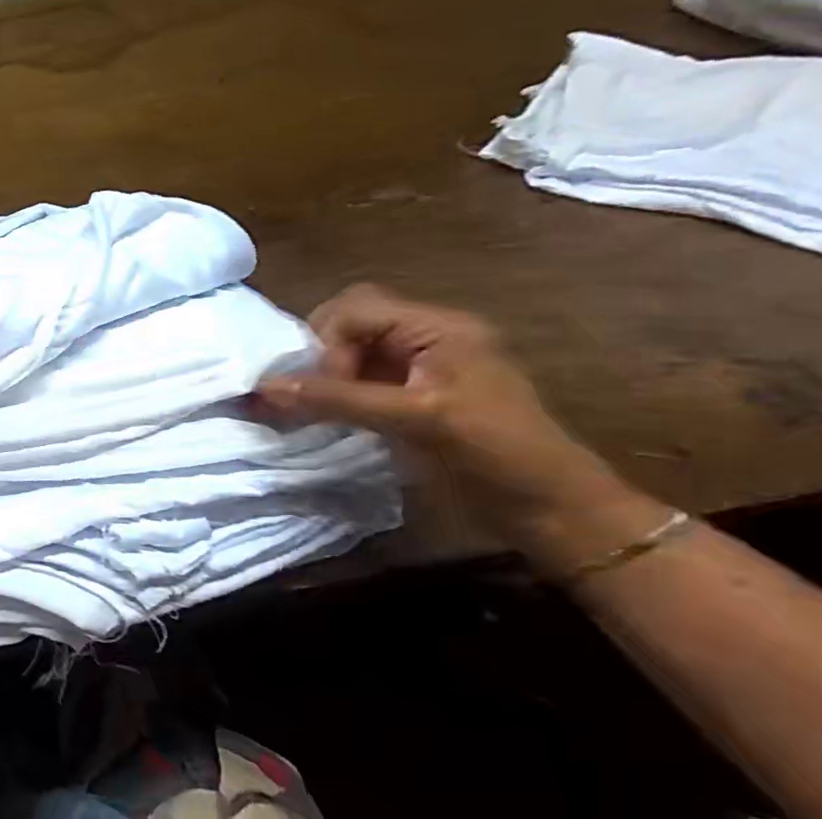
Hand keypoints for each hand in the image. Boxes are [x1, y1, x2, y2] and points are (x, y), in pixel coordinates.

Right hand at [255, 284, 665, 572]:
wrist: (557, 513)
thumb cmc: (496, 455)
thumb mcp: (416, 421)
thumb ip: (340, 400)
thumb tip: (264, 390)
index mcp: (439, 326)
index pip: (356, 308)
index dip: (326, 343)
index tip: (323, 389)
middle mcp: (428, 335)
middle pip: (352, 321)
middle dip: (322, 352)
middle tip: (313, 392)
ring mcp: (424, 365)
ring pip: (355, 349)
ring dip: (328, 374)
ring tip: (316, 408)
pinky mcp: (418, 394)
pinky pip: (365, 377)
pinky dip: (341, 392)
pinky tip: (334, 416)